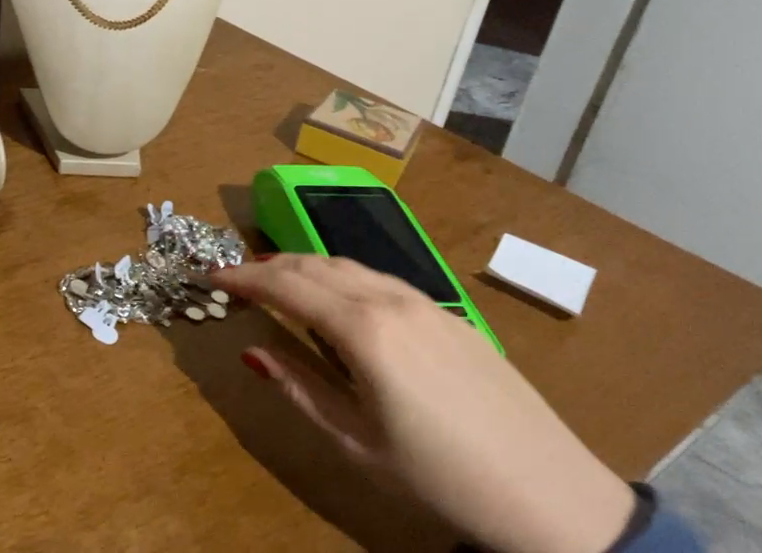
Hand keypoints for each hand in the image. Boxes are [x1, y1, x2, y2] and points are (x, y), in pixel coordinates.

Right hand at [212, 255, 635, 552]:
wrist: (553, 496)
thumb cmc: (440, 478)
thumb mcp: (356, 442)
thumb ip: (298, 388)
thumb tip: (251, 351)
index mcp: (362, 331)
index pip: (285, 285)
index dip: (242, 277)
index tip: (208, 274)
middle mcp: (390, 301)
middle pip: (313, 265)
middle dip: (267, 265)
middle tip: (234, 276)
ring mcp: (426, 302)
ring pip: (348, 265)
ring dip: (304, 265)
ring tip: (276, 279)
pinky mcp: (451, 315)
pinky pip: (380, 278)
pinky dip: (342, 276)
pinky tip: (337, 297)